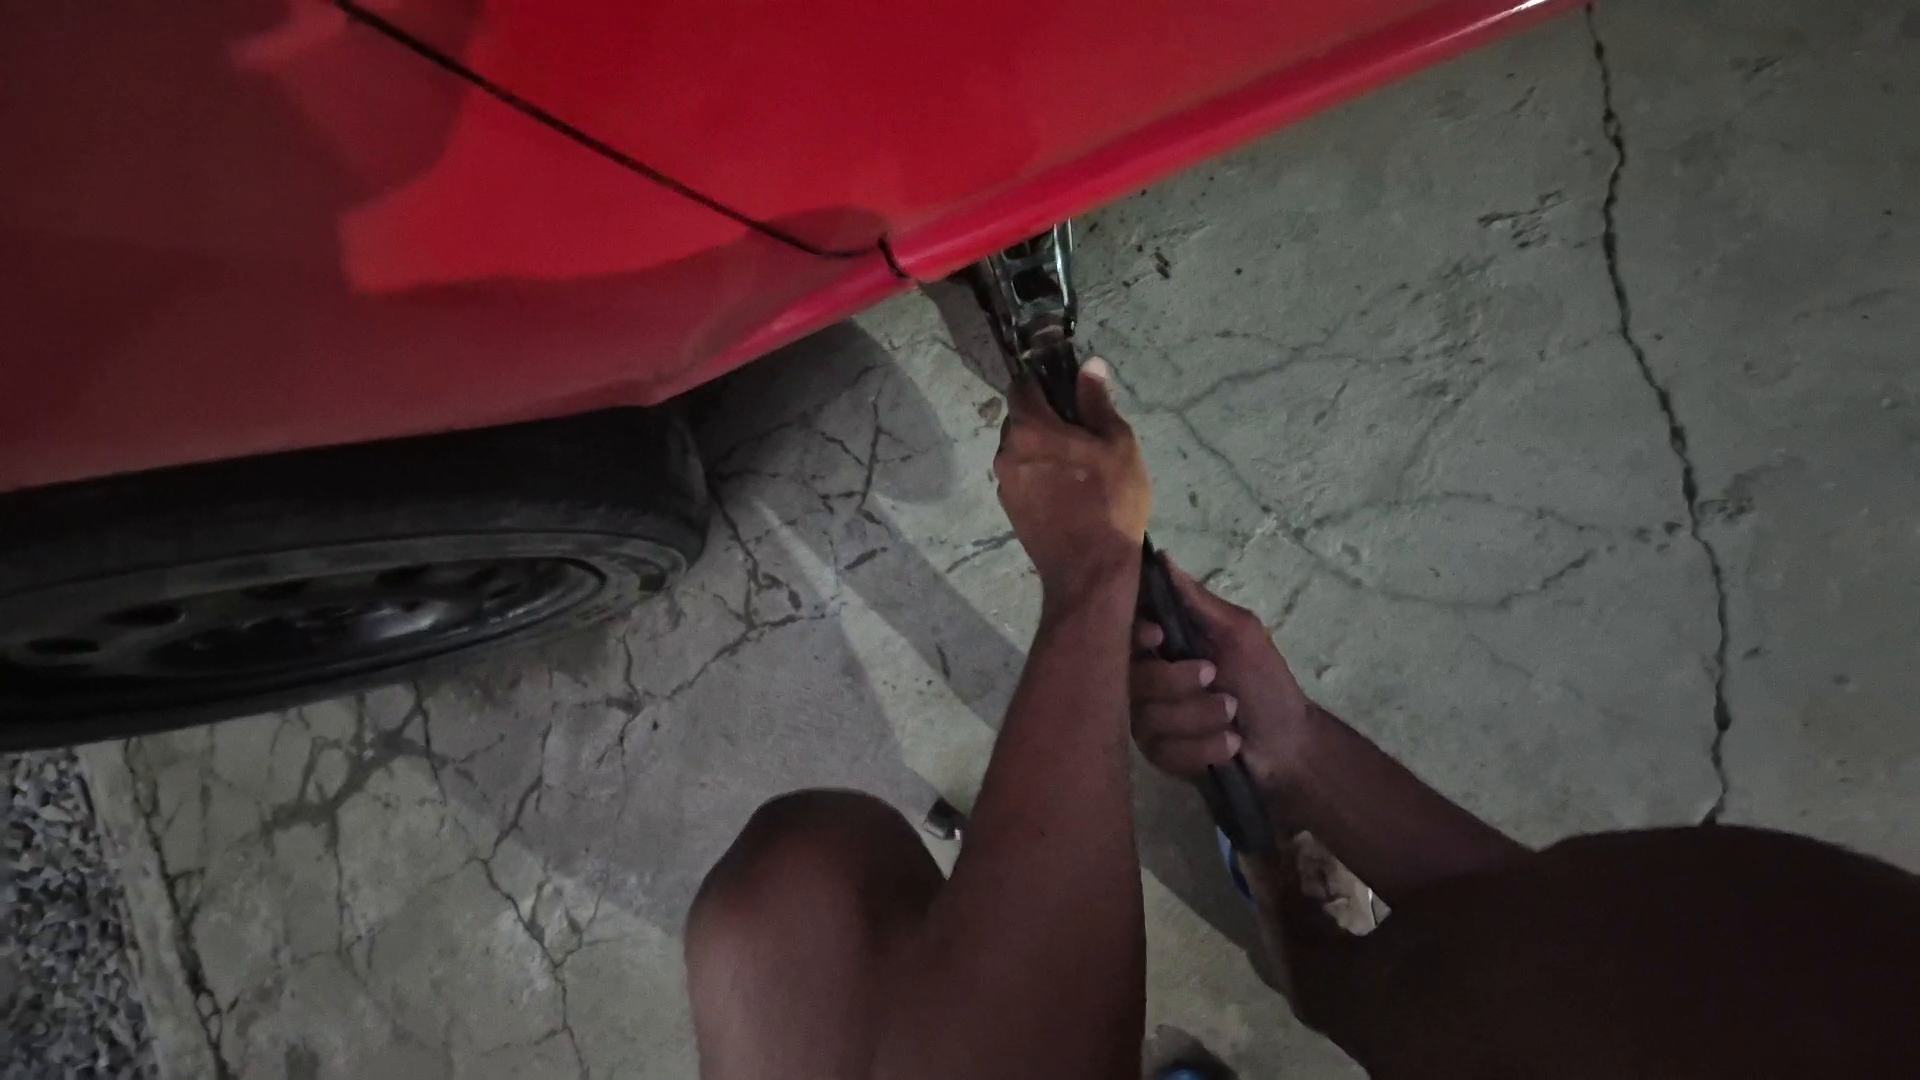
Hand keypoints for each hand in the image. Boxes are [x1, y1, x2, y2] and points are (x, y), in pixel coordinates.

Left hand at [994, 358, 1150, 600]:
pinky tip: (1065, 491)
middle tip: (1081, 434)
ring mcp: (1003, 483)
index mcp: (1029, 429)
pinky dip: (1037, 475)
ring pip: (1019, 450)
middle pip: (1020, 420)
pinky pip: (1021, 477)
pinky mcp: (1008, 508)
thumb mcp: (1117, 444)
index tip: (1067, 392)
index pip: (1022, 385)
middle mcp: (1006, 452)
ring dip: (1040, 449)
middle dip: (1045, 419)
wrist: (1090, 570)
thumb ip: (1097, 402)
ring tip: (1076, 467)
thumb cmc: (1110, 501)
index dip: (1043, 381)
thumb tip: (1090, 366)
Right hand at [1129, 561, 1313, 797]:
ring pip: (1148, 717)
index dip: (1133, 632)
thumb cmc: (1264, 682)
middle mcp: (1145, 676)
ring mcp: (1147, 716)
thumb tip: (1161, 557)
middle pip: (1132, 676)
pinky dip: (1204, 747)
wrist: (1286, 745)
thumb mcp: (1240, 633)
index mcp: (1162, 642)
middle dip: (1177, 683)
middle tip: (1215, 678)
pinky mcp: (1157, 751)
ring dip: (1200, 717)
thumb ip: (1198, 600)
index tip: (1159, 636)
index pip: (1124, 629)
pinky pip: (1164, 750)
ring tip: (1232, 716)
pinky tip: (1229, 744)